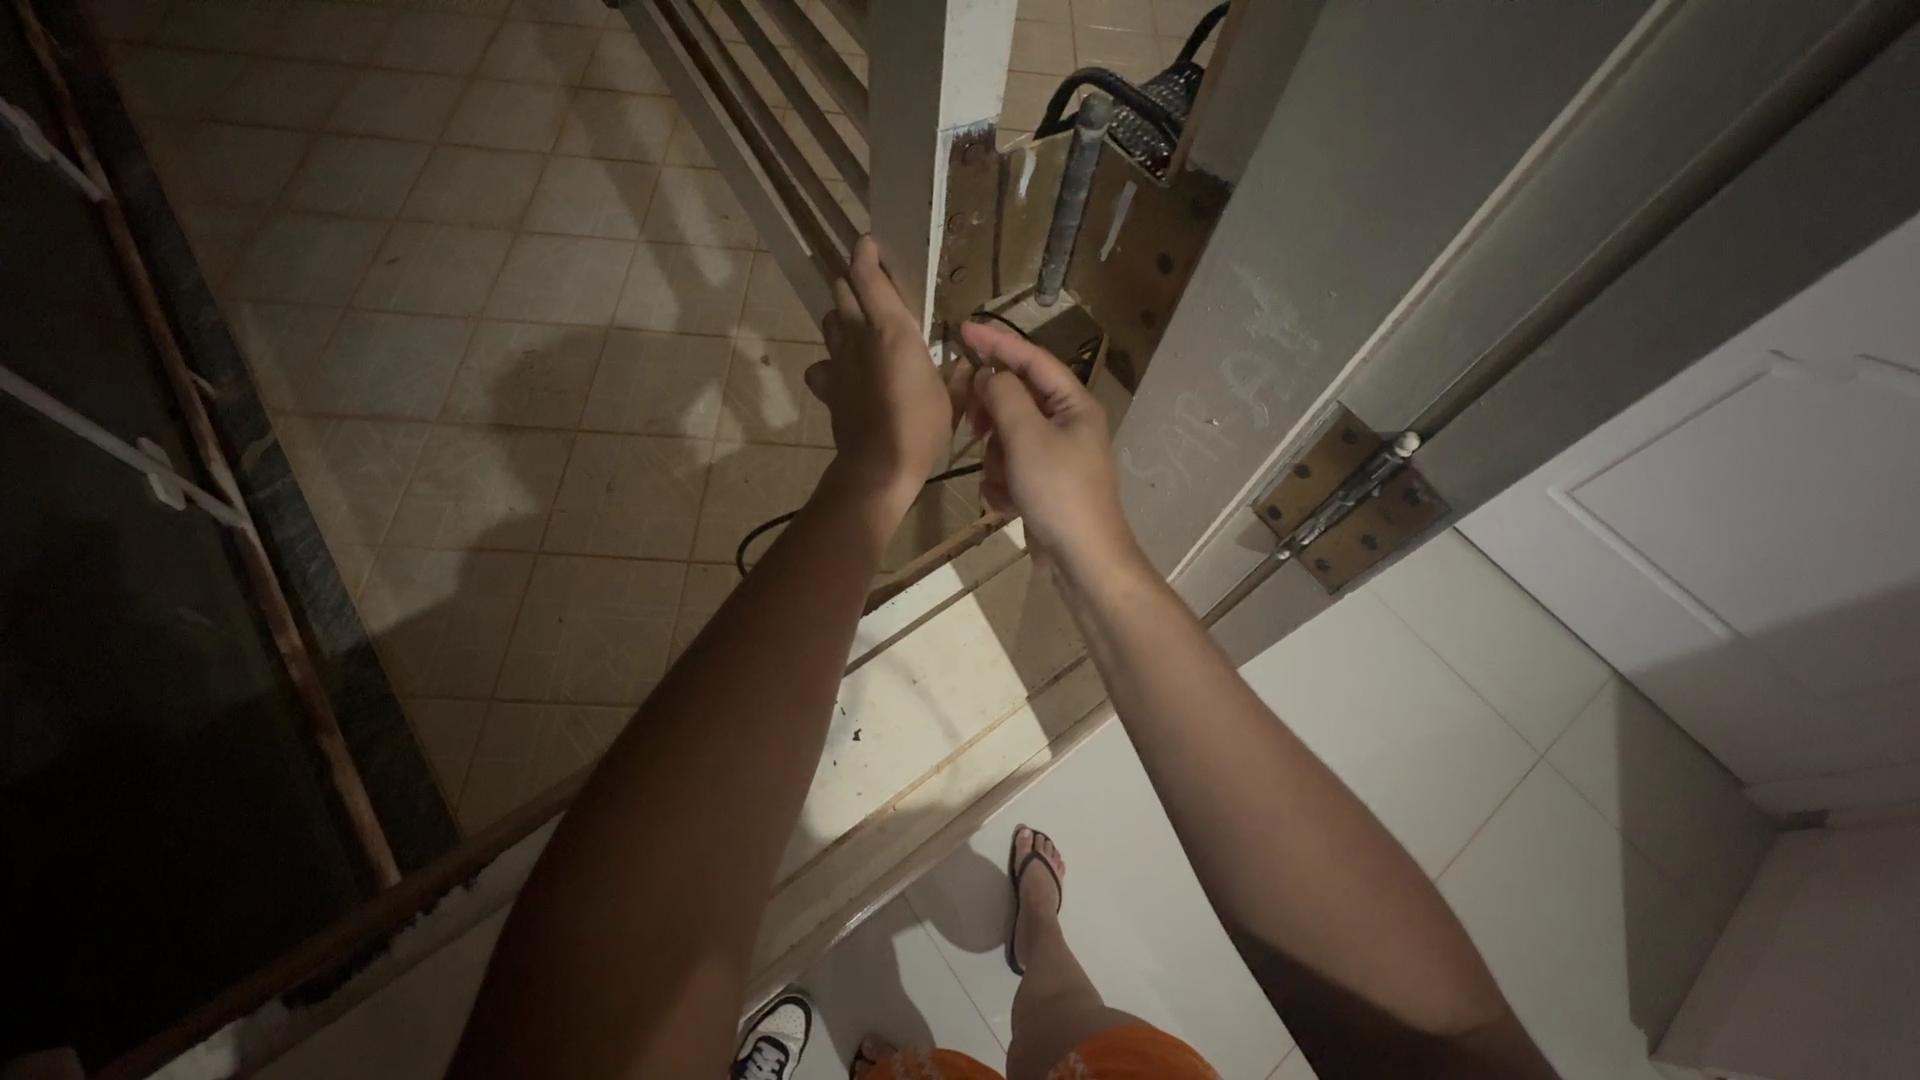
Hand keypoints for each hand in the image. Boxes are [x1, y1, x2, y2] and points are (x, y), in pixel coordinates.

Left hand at [806, 237, 952, 503]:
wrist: (880, 464)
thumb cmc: (921, 426)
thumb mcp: (952, 398)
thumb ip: (956, 375)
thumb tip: (966, 365)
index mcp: (892, 330)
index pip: (867, 277)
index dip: (865, 255)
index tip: (868, 244)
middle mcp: (859, 337)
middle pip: (841, 292)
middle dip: (852, 283)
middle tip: (869, 288)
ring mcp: (838, 362)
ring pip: (829, 323)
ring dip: (841, 317)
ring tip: (859, 327)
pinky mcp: (828, 388)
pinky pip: (821, 365)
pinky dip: (830, 363)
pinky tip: (844, 373)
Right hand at [962, 320, 1140, 576]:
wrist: (1081, 558)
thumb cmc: (1059, 491)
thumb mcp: (1027, 436)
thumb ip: (1003, 396)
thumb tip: (987, 375)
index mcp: (1074, 405)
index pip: (1032, 360)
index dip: (998, 343)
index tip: (964, 330)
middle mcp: (1067, 425)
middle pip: (1016, 401)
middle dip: (992, 418)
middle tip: (973, 429)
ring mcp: (1055, 458)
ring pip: (1006, 439)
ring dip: (997, 461)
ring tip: (1006, 483)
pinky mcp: (1042, 487)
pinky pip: (1009, 470)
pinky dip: (1002, 485)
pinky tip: (1008, 505)